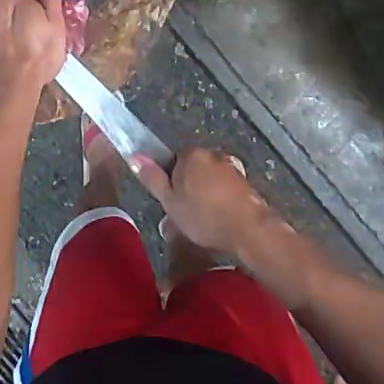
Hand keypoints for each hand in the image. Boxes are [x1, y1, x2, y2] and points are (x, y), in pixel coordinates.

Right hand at [131, 148, 280, 257]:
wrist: (247, 229)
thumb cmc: (203, 215)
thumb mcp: (169, 201)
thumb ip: (153, 179)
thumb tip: (135, 156)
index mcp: (192, 154)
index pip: (173, 161)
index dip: (169, 183)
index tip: (170, 203)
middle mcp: (214, 154)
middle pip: (192, 171)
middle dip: (187, 192)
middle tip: (182, 219)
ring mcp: (232, 168)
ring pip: (209, 182)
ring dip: (203, 199)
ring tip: (200, 226)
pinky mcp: (245, 183)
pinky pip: (224, 191)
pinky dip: (219, 203)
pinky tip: (218, 222)